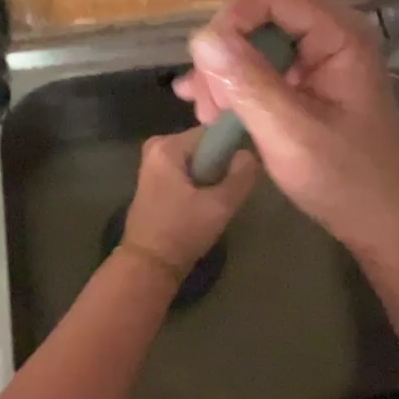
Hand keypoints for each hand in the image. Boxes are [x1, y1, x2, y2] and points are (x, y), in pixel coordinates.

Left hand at [119, 128, 258, 277]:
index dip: (232, 149)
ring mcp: (153, 165)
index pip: (213, 132)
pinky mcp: (155, 182)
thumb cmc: (182, 232)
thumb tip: (250, 154)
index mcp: (168, 146)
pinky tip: (204, 205)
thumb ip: (241, 176)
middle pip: (205, 147)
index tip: (243, 171)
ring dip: (211, 178)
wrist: (148, 265)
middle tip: (230, 191)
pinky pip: (187, 173)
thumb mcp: (219, 206)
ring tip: (218, 200)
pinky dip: (198, 185)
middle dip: (220, 166)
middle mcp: (157, 148)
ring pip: (197, 161)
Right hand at [172, 0, 398, 252]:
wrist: (382, 220)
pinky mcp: (307, 86)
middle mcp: (329, 37)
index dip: (230, 23)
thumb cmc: (345, 178)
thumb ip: (248, 82)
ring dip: (223, 75)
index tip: (205, 71)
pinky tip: (210, 112)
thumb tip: (201, 38)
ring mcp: (318, 62)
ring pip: (254, 45)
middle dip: (223, 56)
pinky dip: (234, 88)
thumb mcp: (290, 132)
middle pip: (258, 18)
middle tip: (205, 104)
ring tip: (206, 115)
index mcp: (338, 36)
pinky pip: (262, 71)